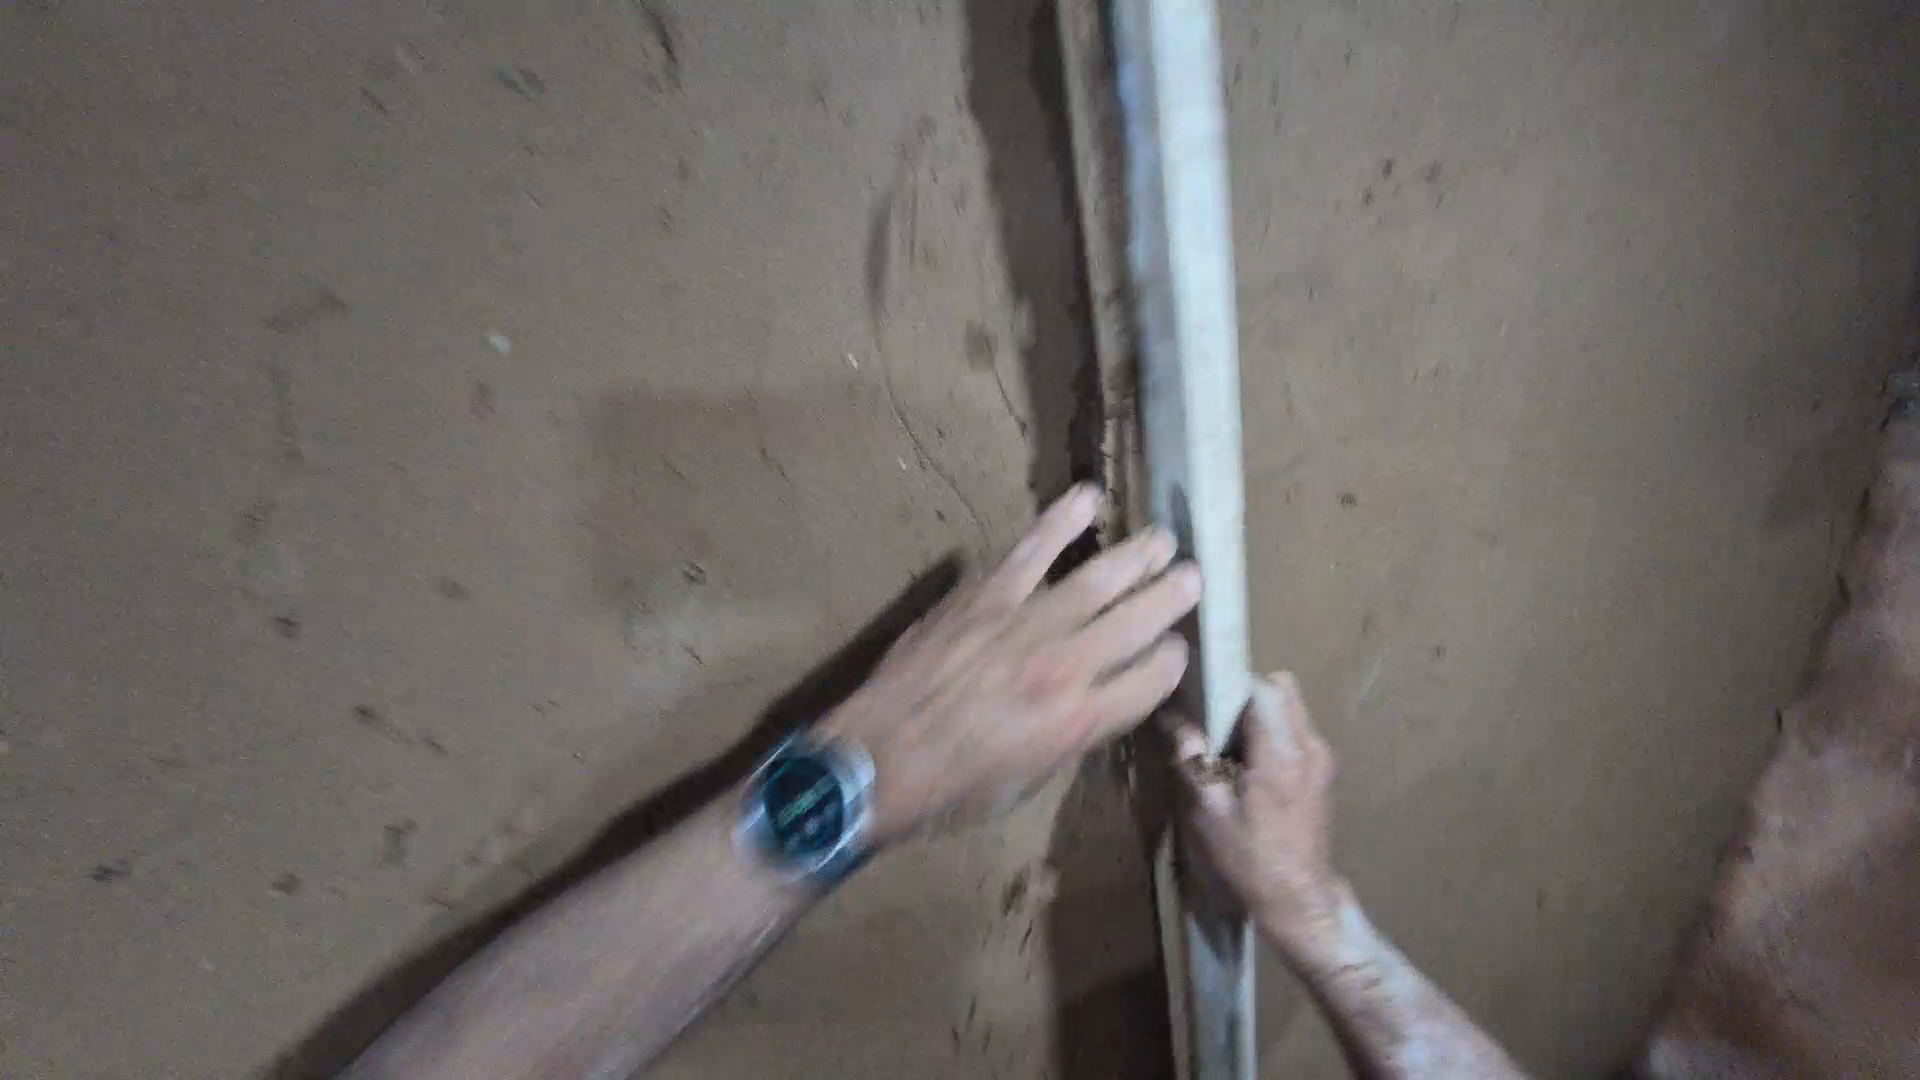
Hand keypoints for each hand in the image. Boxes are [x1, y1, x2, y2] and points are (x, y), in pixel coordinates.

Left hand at [823, 484, 1199, 843]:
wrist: (882, 755)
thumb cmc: (954, 784)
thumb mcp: (1030, 779)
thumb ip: (1071, 734)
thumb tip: (1090, 701)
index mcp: (1081, 719)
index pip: (1153, 679)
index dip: (1171, 661)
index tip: (1173, 650)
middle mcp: (1067, 666)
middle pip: (1138, 622)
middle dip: (1171, 597)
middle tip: (1192, 577)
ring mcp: (1026, 624)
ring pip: (1098, 580)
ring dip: (1137, 557)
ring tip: (1163, 540)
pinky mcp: (987, 596)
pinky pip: (1032, 549)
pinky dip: (1061, 521)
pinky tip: (1088, 499)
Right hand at [1175, 673, 1345, 955]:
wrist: (1300, 901)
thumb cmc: (1251, 858)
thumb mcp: (1208, 811)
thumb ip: (1191, 758)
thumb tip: (1170, 718)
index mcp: (1282, 753)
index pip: (1262, 688)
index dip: (1229, 684)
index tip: (1201, 696)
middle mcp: (1310, 746)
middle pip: (1281, 688)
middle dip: (1245, 693)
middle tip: (1214, 719)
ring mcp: (1322, 757)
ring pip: (1290, 705)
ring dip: (1258, 711)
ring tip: (1228, 741)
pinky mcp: (1323, 770)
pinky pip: (1295, 727)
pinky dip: (1271, 729)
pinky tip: (1248, 761)